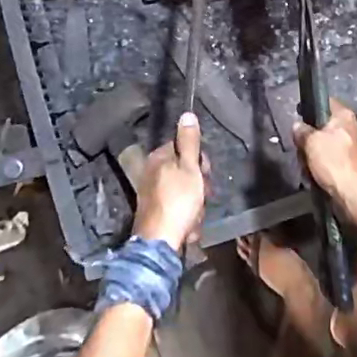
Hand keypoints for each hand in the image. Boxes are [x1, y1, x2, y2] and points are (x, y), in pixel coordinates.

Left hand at [132, 111, 206, 246]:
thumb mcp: (188, 167)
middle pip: (185, 172)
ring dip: (195, 205)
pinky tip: (189, 226)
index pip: (183, 149)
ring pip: (184, 193)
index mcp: (157, 158)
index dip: (198, 161)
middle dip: (198, 186)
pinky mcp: (157, 214)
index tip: (204, 172)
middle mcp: (152, 173)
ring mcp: (153, 195)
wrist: (160, 242)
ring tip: (195, 215)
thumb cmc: (177, 201)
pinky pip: (179, 210)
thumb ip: (189, 142)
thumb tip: (187, 114)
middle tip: (202, 196)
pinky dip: (186, 217)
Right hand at [293, 101, 356, 205]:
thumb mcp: (310, 141)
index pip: (324, 101)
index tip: (298, 115)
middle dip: (310, 135)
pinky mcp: (349, 163)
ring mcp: (351, 146)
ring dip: (313, 152)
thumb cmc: (333, 161)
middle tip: (300, 143)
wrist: (354, 193)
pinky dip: (321, 164)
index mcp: (344, 115)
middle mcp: (350, 127)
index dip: (309, 106)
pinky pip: (329, 158)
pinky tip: (314, 172)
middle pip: (323, 124)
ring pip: (324, 143)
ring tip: (306, 161)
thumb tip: (297, 125)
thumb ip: (301, 130)